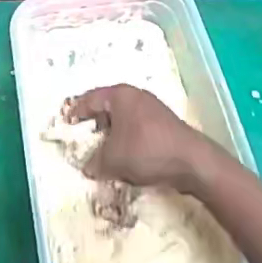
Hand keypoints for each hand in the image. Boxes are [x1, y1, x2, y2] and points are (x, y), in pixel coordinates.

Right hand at [62, 85, 219, 192]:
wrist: (195, 163)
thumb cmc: (147, 151)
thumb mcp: (113, 160)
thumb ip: (95, 162)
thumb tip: (88, 167)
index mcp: (119, 95)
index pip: (89, 99)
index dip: (76, 113)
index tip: (67, 125)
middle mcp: (135, 95)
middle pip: (107, 107)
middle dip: (95, 124)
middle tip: (84, 139)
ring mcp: (152, 108)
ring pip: (123, 118)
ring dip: (112, 134)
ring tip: (105, 151)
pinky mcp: (165, 124)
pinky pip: (137, 127)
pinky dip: (128, 138)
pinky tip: (127, 156)